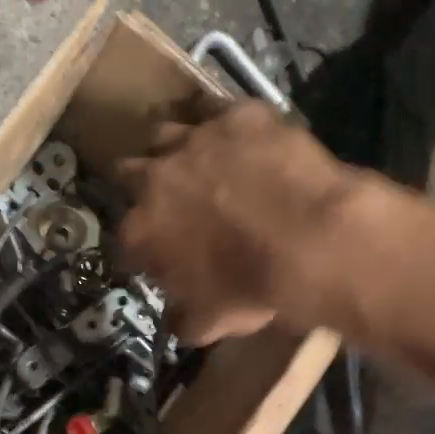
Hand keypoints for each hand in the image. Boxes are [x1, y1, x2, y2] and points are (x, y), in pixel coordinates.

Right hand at [116, 102, 358, 344]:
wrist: (310, 241)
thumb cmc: (250, 290)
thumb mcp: (207, 323)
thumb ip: (181, 319)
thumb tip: (177, 321)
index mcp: (140, 232)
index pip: (124, 240)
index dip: (139, 249)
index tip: (155, 257)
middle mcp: (155, 179)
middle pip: (130, 172)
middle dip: (142, 186)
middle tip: (166, 199)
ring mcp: (197, 139)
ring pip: (166, 132)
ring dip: (172, 146)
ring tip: (193, 158)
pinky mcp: (240, 115)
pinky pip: (220, 109)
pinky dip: (224, 125)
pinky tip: (238, 136)